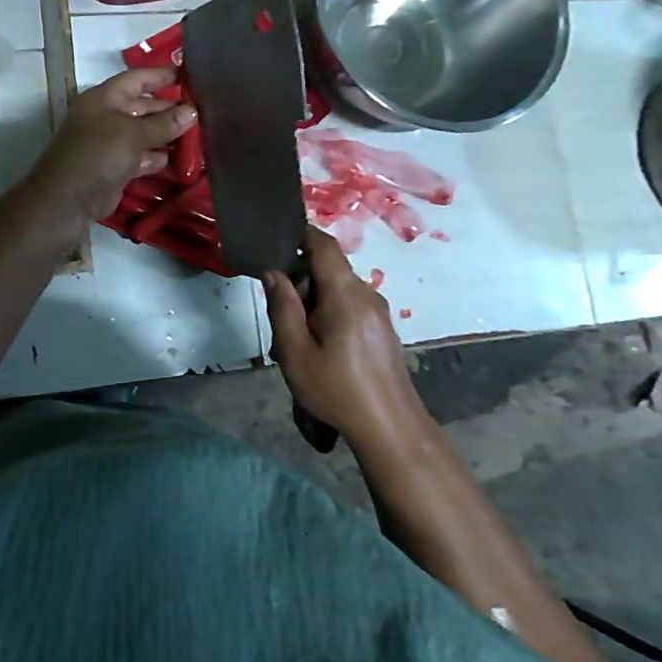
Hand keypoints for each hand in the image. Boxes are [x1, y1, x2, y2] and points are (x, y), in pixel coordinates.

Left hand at [28, 67, 197, 223]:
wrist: (68, 199)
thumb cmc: (97, 154)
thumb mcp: (132, 134)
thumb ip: (162, 123)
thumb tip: (191, 112)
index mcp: (103, 99)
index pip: (136, 79)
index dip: (161, 75)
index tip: (189, 75)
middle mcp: (106, 117)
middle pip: (142, 107)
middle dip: (169, 109)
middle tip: (202, 111)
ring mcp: (109, 144)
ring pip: (143, 134)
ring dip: (167, 135)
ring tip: (199, 134)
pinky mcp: (115, 168)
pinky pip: (141, 157)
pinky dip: (157, 158)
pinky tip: (180, 159)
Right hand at [261, 227, 423, 441]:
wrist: (388, 427)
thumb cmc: (336, 389)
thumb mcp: (295, 351)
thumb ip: (282, 307)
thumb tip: (273, 272)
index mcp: (345, 295)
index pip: (324, 247)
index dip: (301, 234)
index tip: (275, 235)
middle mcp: (366, 295)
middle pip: (327, 270)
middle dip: (298, 281)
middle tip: (275, 314)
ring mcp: (378, 313)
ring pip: (336, 291)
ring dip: (310, 302)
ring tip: (292, 340)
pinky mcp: (381, 329)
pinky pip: (348, 307)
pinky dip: (325, 314)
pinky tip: (314, 347)